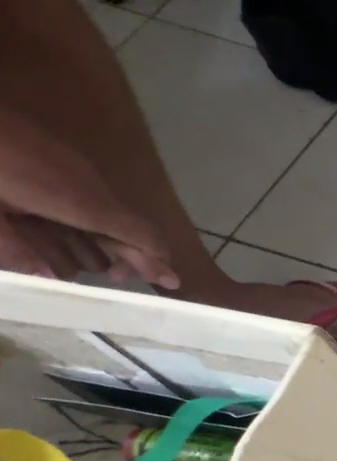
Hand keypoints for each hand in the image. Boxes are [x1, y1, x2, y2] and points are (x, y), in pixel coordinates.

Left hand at [0, 106, 176, 287]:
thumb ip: (17, 249)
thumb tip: (50, 281)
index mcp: (82, 204)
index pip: (144, 237)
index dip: (159, 262)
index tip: (170, 283)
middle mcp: (90, 186)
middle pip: (127, 226)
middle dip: (129, 254)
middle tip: (118, 278)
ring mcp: (73, 165)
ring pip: (105, 210)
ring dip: (100, 236)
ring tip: (79, 253)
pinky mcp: (53, 152)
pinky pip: (85, 191)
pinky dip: (84, 214)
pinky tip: (58, 221)